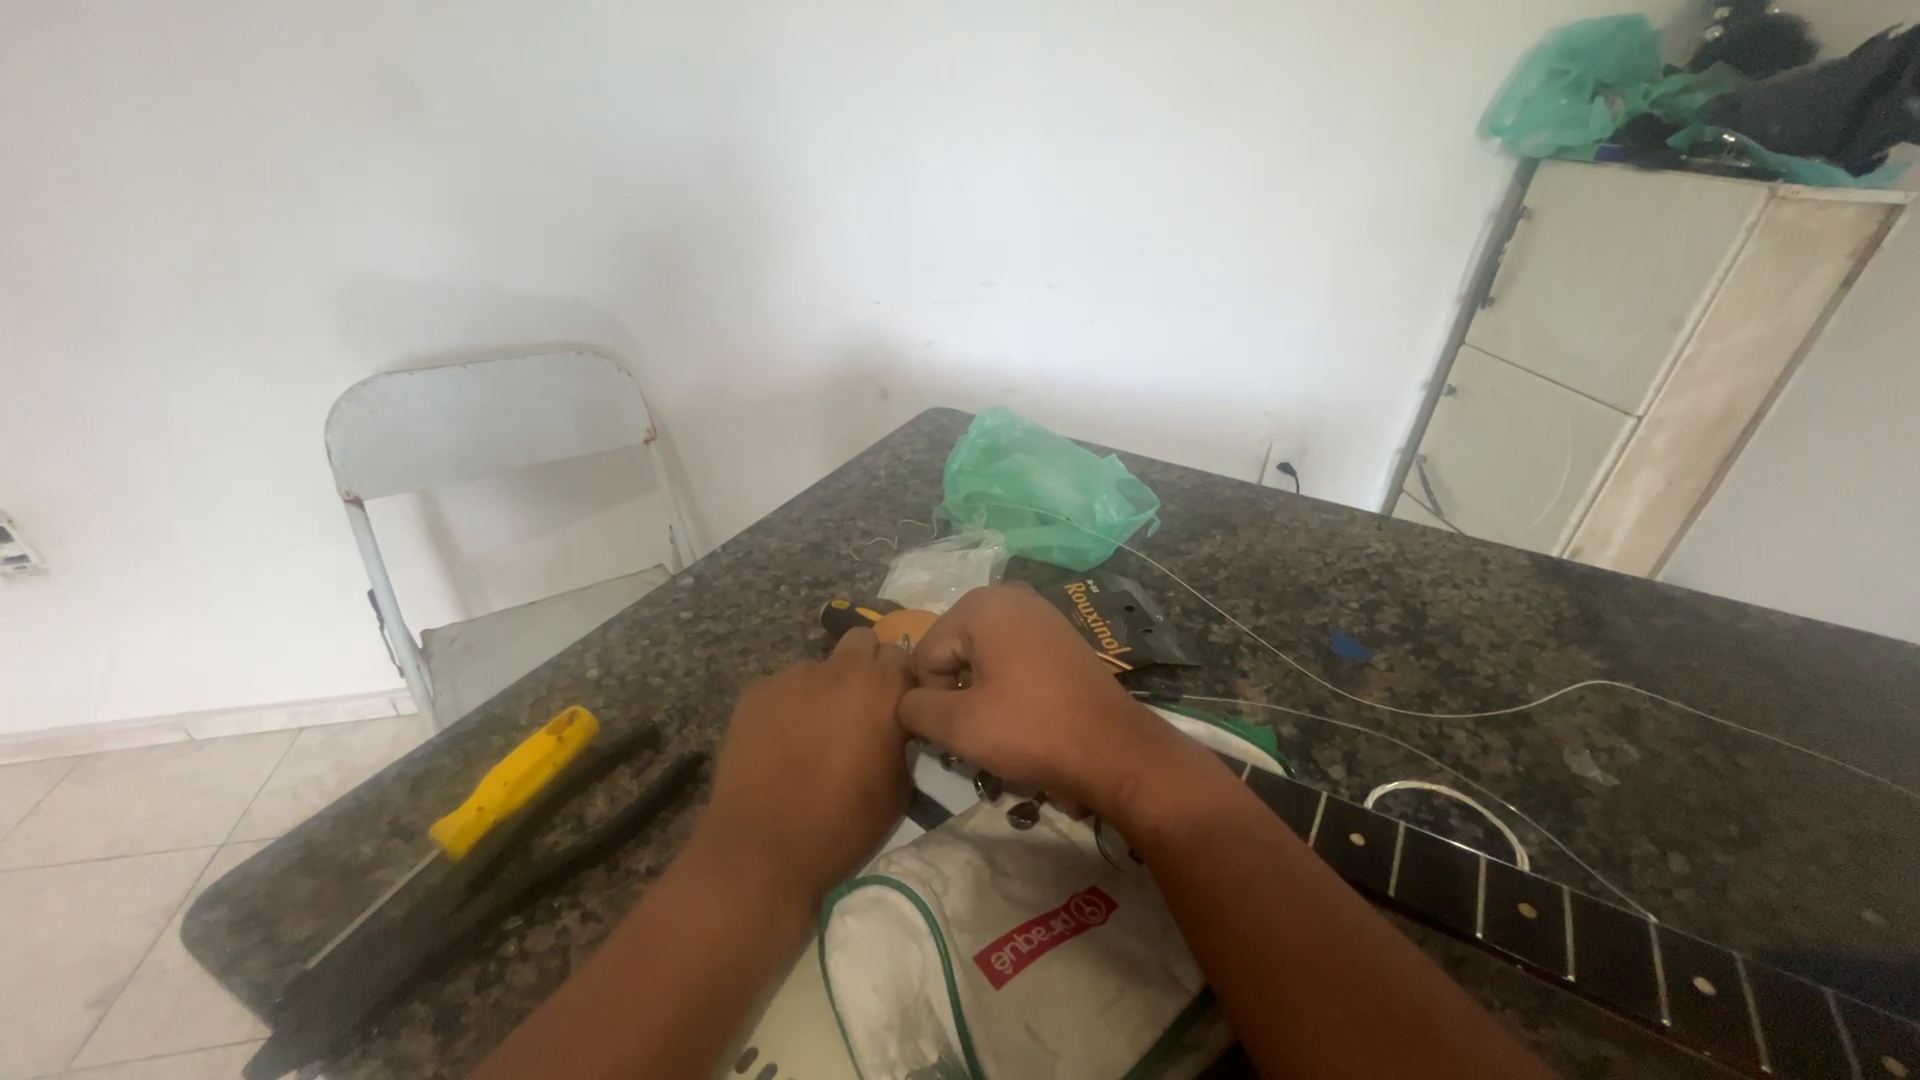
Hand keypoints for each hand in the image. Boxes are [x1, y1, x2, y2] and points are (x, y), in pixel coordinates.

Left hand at [695, 628, 913, 899]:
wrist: (763, 847)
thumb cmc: (844, 824)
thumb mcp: (899, 788)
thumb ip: (903, 741)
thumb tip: (895, 727)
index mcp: (884, 687)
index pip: (904, 656)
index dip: (900, 682)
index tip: (895, 709)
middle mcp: (841, 668)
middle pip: (862, 642)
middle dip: (865, 667)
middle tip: (859, 710)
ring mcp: (794, 675)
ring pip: (820, 666)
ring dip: (825, 689)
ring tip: (812, 732)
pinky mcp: (756, 691)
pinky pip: (783, 687)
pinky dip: (788, 706)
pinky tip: (780, 742)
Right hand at [897, 584, 1217, 823]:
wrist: (1113, 748)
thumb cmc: (1031, 730)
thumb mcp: (957, 725)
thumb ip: (913, 708)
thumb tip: (907, 703)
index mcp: (980, 604)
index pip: (925, 657)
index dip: (935, 699)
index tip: (964, 727)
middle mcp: (1009, 595)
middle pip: (952, 652)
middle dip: (957, 693)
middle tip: (982, 729)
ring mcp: (1039, 612)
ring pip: (980, 658)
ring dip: (981, 693)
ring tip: (1004, 726)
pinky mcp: (1059, 636)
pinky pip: (1011, 658)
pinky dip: (1007, 686)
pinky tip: (1025, 714)